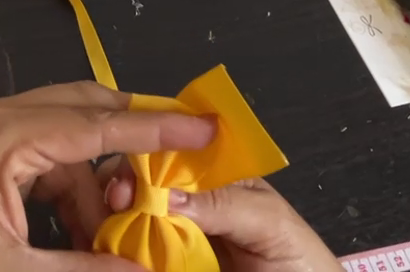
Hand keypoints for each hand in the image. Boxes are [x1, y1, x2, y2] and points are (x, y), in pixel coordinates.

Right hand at [104, 170, 342, 271]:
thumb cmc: (301, 264)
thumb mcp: (270, 223)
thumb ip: (224, 203)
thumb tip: (165, 194)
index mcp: (213, 177)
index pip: (170, 149)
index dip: (144, 151)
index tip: (125, 166)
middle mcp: (188, 202)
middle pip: (142, 181)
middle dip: (121, 183)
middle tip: (114, 201)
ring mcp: (176, 238)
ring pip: (133, 218)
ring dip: (115, 218)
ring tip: (108, 227)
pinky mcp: (168, 265)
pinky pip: (140, 255)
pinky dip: (122, 249)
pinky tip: (112, 249)